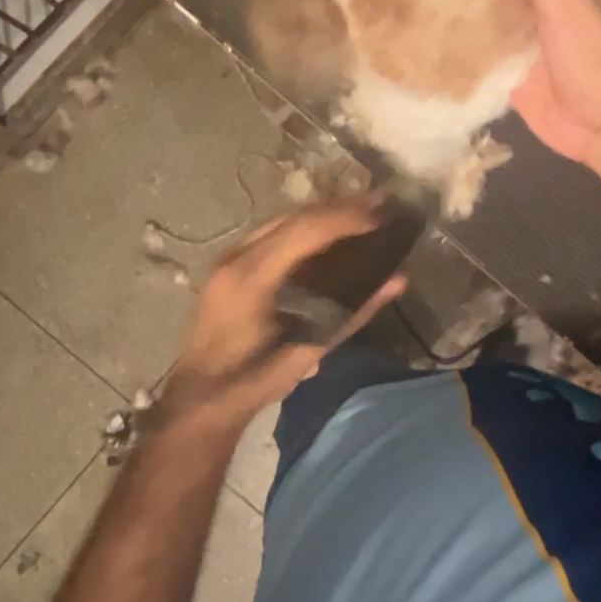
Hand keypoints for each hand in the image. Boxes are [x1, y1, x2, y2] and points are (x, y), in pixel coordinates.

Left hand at [158, 199, 406, 428]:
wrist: (201, 397)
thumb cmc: (255, 380)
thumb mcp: (310, 350)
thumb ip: (355, 313)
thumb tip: (399, 279)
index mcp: (252, 277)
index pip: (307, 230)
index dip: (348, 216)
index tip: (383, 213)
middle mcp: (237, 257)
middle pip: (295, 215)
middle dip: (340, 207)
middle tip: (380, 204)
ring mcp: (228, 257)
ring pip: (282, 218)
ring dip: (323, 213)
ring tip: (360, 212)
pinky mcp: (229, 264)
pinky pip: (272, 231)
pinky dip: (305, 226)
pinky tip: (328, 230)